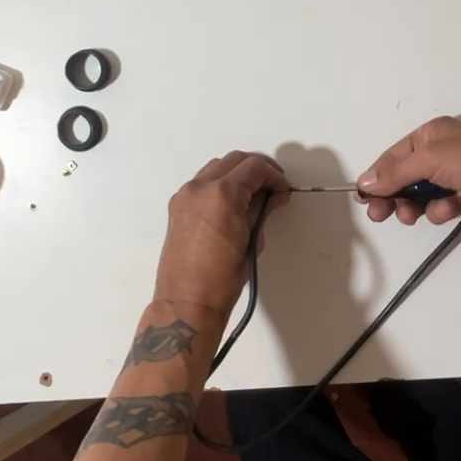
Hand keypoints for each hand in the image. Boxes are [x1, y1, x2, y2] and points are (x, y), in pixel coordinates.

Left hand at [154, 151, 289, 317]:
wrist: (187, 301)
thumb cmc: (222, 279)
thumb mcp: (252, 240)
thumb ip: (262, 210)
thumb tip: (272, 196)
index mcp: (222, 195)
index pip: (254, 168)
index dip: (274, 175)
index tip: (283, 188)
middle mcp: (200, 188)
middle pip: (235, 160)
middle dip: (258, 168)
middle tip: (274, 185)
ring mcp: (185, 195)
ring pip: (217, 166)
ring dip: (238, 173)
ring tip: (255, 192)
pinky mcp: (177, 205)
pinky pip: (203, 181)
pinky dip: (220, 182)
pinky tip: (233, 200)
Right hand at [357, 117, 460, 225]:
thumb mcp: (428, 159)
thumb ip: (395, 172)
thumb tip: (365, 182)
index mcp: (432, 134)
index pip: (396, 154)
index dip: (379, 174)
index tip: (364, 195)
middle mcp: (442, 152)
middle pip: (406, 176)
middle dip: (392, 195)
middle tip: (378, 214)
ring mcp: (455, 175)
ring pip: (421, 194)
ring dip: (413, 205)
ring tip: (410, 215)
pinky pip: (441, 206)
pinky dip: (439, 210)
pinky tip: (445, 211)